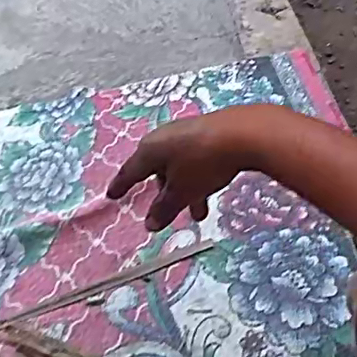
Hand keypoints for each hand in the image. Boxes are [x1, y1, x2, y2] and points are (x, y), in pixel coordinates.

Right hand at [106, 108, 264, 229]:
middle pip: (158, 169)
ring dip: (186, 190)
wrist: (244, 133)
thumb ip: (165, 208)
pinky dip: (198, 176)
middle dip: (164, 193)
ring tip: (199, 212)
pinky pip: (196, 159)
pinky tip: (211, 187)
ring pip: (180, 167)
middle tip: (168, 212)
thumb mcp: (182, 191)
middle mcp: (165, 137)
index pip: (130, 171)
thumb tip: (150, 224)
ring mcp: (188, 132)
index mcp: (151, 149)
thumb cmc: (204, 162)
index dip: (122, 185)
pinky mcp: (209, 132)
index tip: (112, 194)